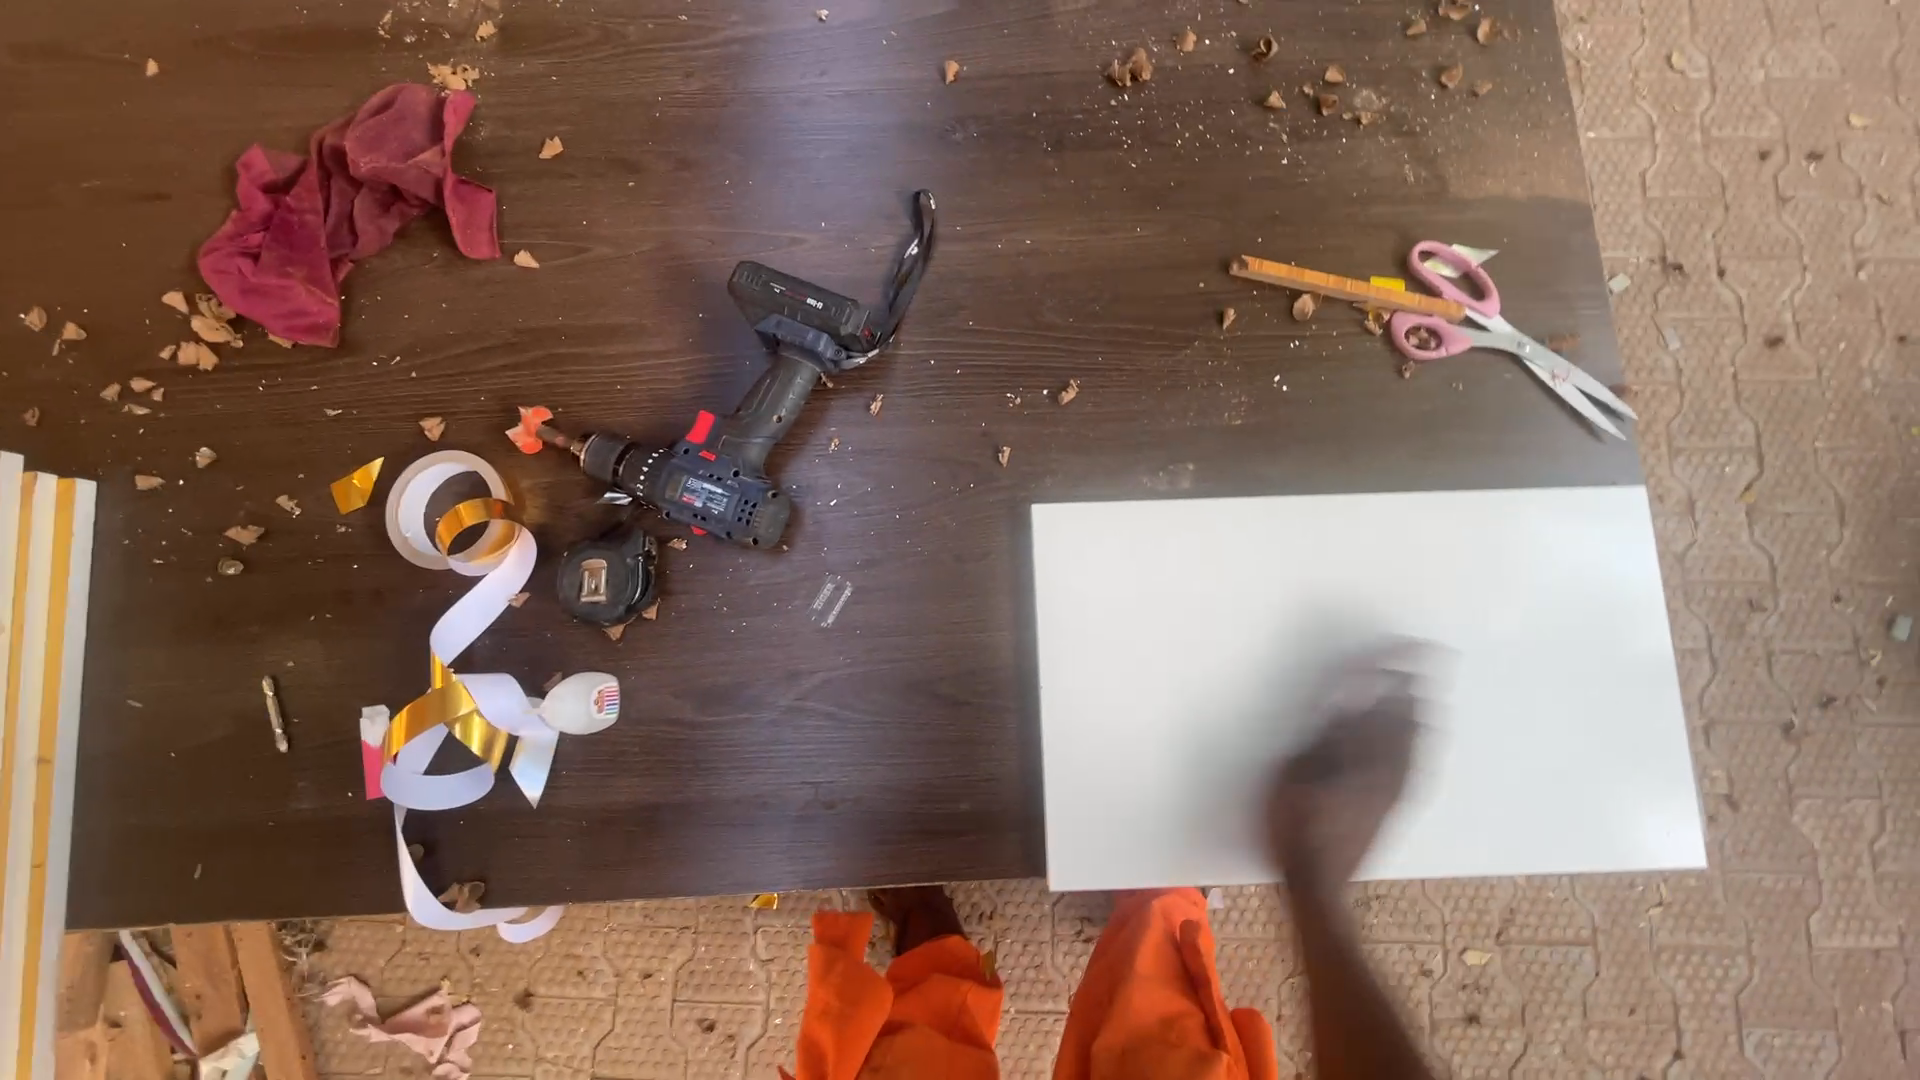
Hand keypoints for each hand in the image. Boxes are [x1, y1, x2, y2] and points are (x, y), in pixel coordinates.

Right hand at [1267, 645, 1425, 890]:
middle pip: (1409, 718)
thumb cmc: (1294, 825)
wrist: (1319, 884)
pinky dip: (1422, 739)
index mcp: (1363, 756)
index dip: (1391, 670)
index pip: (1382, 701)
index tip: (1402, 644)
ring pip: (1419, 740)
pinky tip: (1422, 736)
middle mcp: (1389, 770)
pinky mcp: (1395, 805)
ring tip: (1424, 686)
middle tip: (1421, 655)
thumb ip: (1326, 734)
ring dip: (1421, 708)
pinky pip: (1419, 762)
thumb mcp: (1296, 773)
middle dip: (1414, 683)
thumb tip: (1348, 698)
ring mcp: (1396, 790)